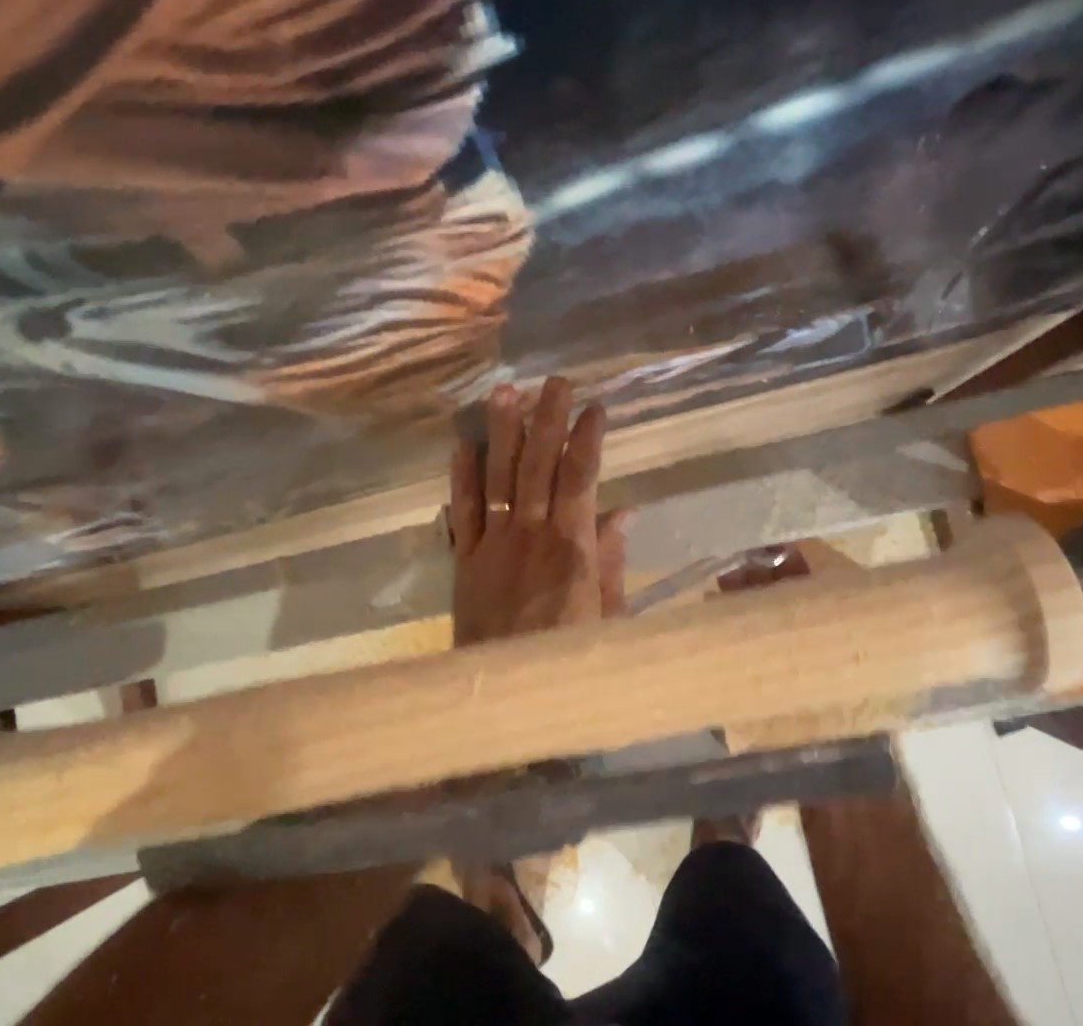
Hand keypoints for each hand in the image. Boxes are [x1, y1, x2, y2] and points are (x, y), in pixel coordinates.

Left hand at [448, 377, 630, 645]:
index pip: (581, 479)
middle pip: (538, 466)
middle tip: (553, 381)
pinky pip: (461, 513)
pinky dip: (460, 478)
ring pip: (497, 479)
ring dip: (501, 434)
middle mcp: (531, 536)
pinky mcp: (464, 562)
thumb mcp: (607, 616)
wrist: (509, 702)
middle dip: (546, 419)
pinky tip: (460, 445)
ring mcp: (492, 546)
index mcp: (572, 549)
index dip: (587, 438)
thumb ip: (610, 560)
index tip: (596, 405)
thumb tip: (623, 511)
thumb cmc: (569, 662)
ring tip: (502, 393)